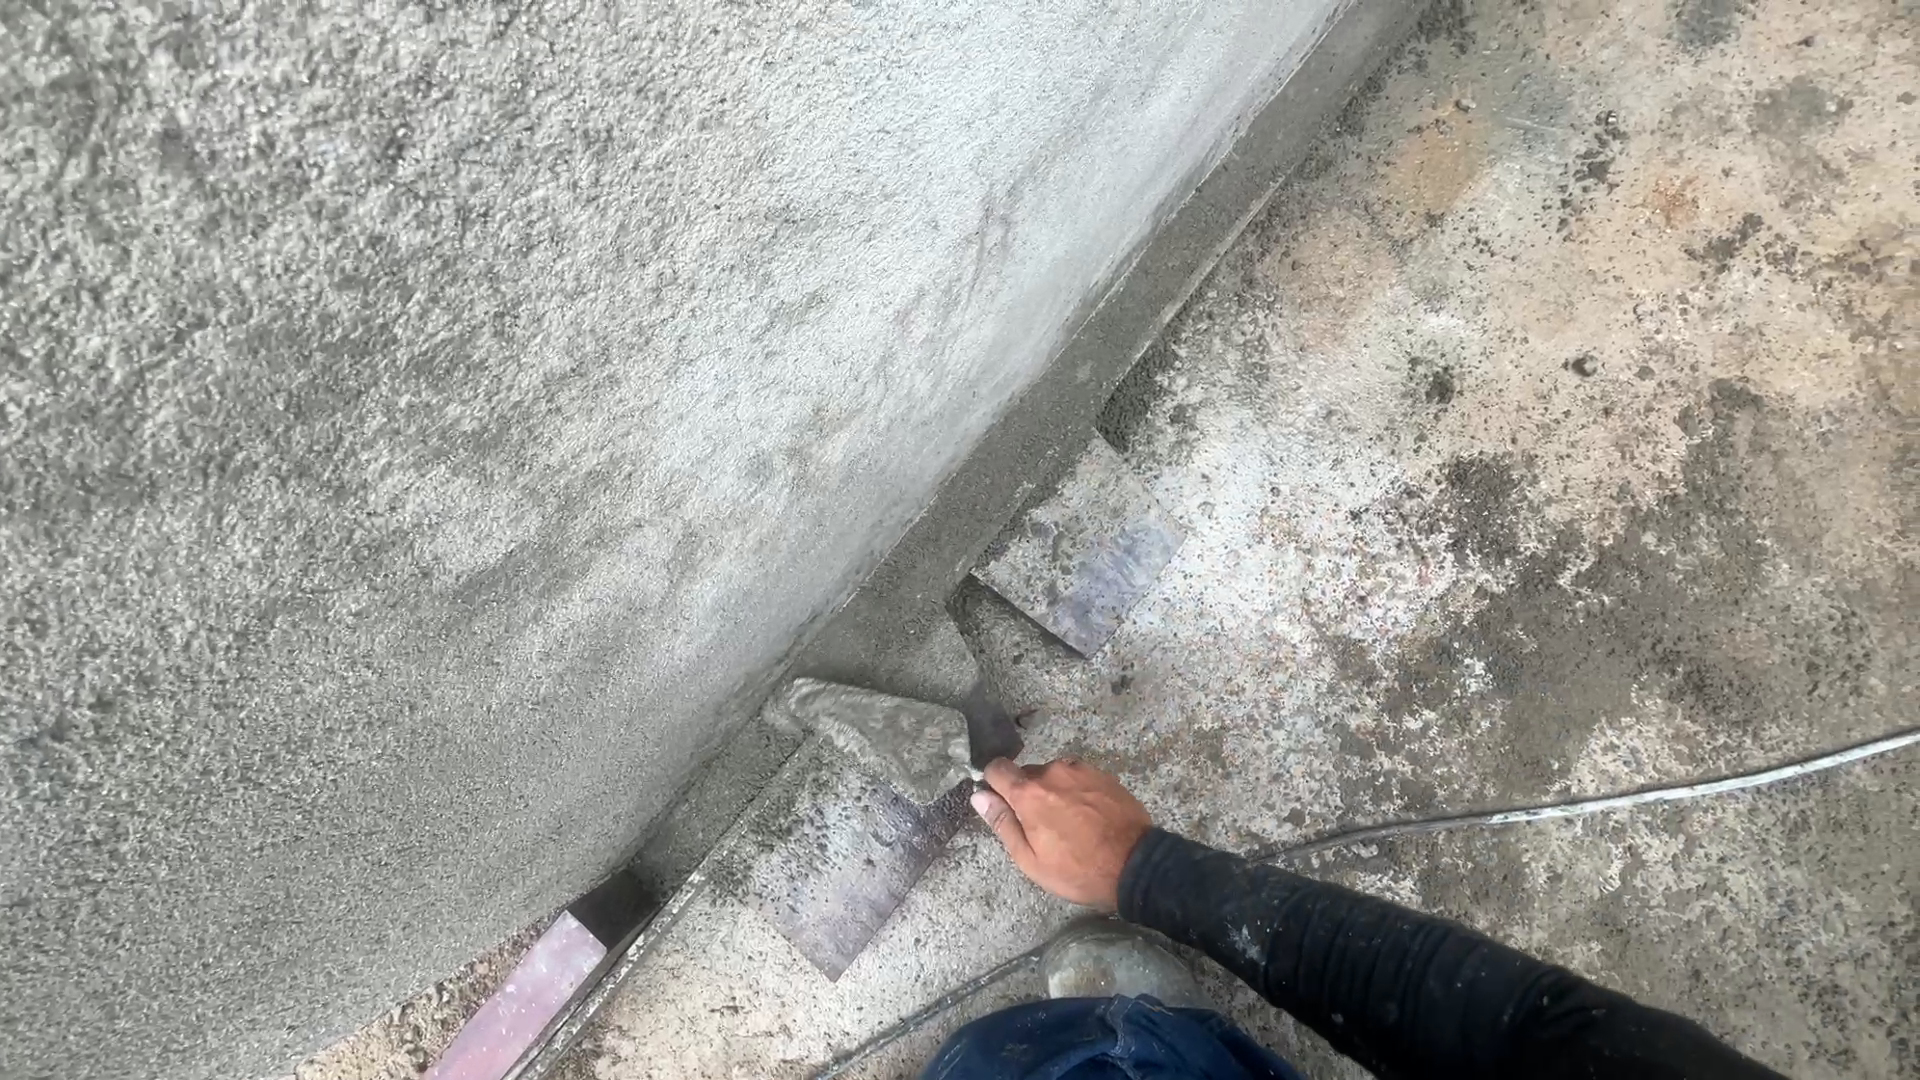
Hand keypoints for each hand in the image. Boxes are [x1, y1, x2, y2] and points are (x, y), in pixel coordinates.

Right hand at [969, 757, 1151, 910]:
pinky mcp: (1100, 772)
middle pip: (1026, 774)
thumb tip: (978, 795)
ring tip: (1069, 822)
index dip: (993, 783)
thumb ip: (1002, 823)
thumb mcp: (1031, 859)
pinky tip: (1087, 814)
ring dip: (1052, 791)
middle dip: (1027, 794)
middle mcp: (1051, 771)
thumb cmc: (1077, 869)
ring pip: (1052, 774)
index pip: (996, 768)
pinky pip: (1075, 775)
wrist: (1134, 864)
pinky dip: (1074, 790)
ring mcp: (1078, 769)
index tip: (1001, 802)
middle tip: (1042, 825)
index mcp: (1028, 793)